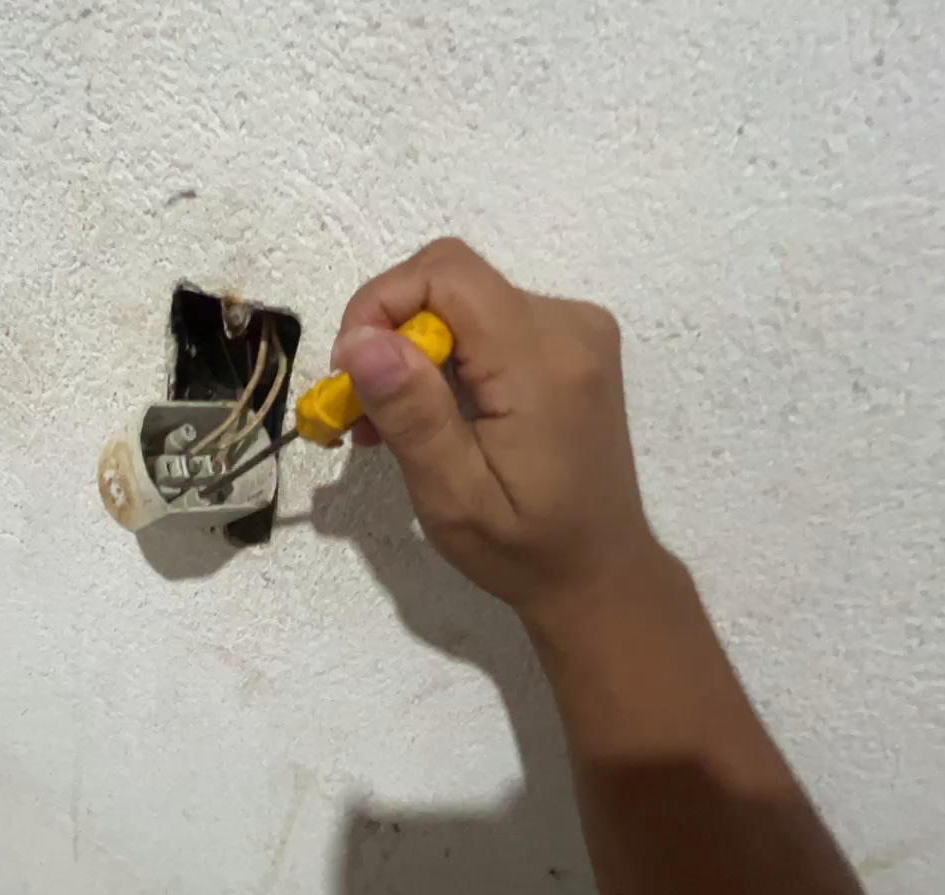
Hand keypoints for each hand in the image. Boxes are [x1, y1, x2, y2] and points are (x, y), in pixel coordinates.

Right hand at [332, 238, 671, 622]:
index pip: (446, 274)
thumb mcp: (454, 497)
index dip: (379, 304)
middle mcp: (567, 326)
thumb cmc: (523, 548)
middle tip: (360, 405)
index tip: (348, 372)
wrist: (596, 569)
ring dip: (408, 351)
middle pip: (450, 280)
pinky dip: (439, 358)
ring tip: (385, 424)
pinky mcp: (564, 345)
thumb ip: (413, 414)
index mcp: (542, 361)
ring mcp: (571, 331)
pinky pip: (482, 324)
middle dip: (387, 331)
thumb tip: (360, 341)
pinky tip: (425, 413)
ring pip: (460, 301)